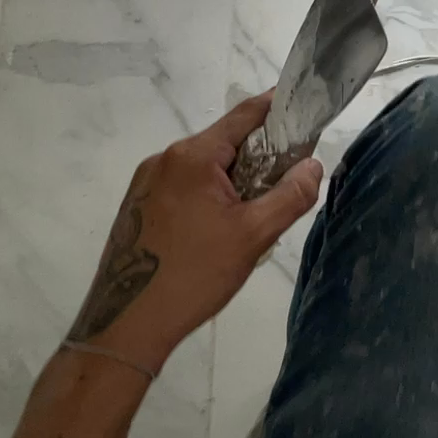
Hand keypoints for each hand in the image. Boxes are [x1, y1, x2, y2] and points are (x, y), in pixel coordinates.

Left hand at [66, 92, 322, 373]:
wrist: (123, 330)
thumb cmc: (193, 276)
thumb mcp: (255, 235)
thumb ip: (292, 194)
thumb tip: (313, 166)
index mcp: (192, 156)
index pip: (246, 114)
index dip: (278, 106)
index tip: (305, 107)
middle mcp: (165, 159)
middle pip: (225, 140)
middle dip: (260, 152)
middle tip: (287, 176)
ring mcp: (146, 182)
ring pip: (205, 164)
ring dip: (234, 176)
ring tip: (255, 209)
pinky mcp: (137, 206)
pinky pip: (185, 183)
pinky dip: (209, 192)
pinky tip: (219, 225)